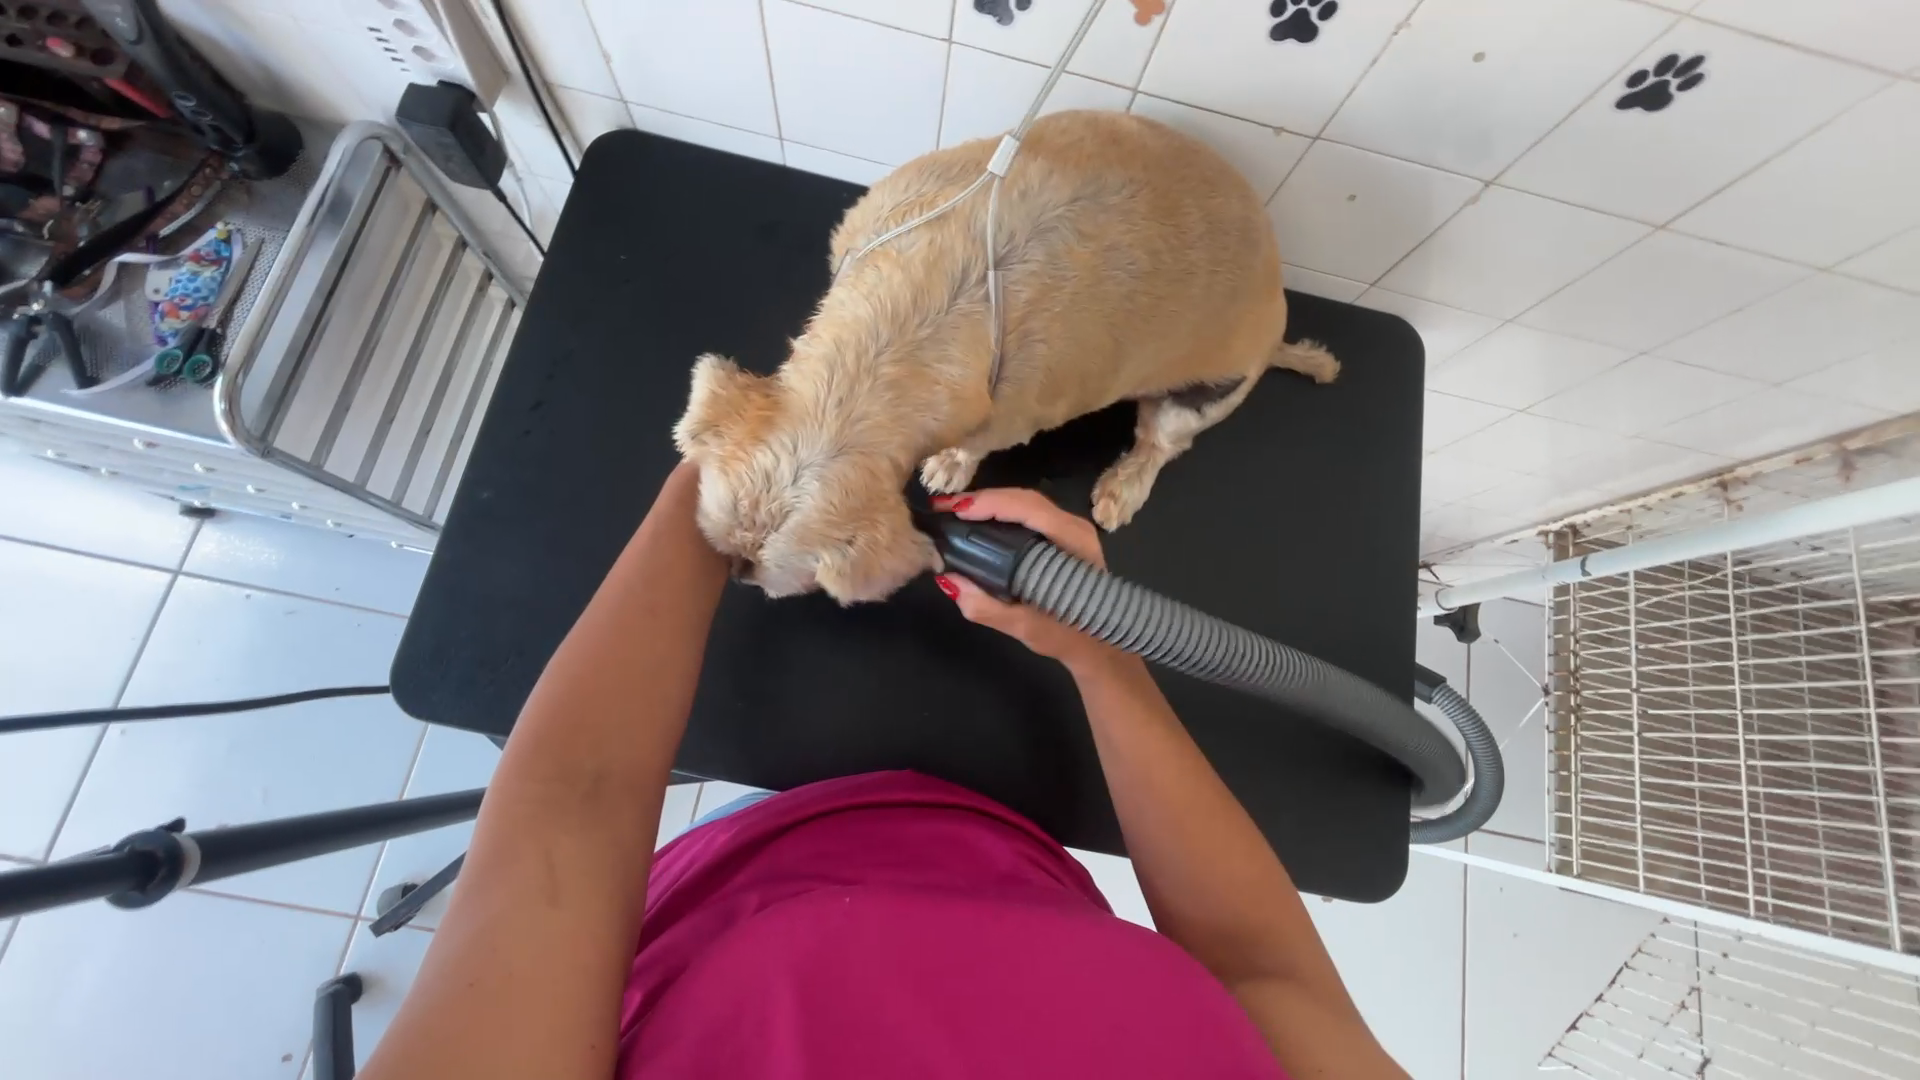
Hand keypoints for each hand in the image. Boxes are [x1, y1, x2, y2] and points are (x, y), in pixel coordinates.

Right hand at [930, 489, 1133, 677]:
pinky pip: (1028, 516)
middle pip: (1024, 500)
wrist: (1102, 648)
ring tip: (953, 513)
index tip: (955, 510)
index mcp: (1074, 543)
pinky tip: (977, 522)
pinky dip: (1000, 515)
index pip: (1029, 508)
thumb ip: (988, 608)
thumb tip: (949, 581)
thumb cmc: (1070, 637)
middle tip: (943, 508)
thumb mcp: (1027, 628)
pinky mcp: (1062, 537)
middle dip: (982, 500)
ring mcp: (1070, 530)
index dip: (991, 504)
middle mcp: (1074, 527)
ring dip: (989, 505)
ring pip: (1025, 505)